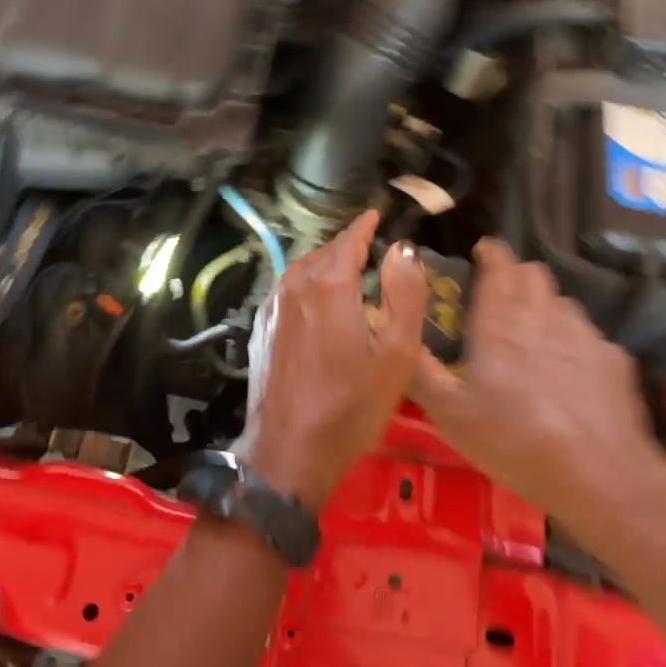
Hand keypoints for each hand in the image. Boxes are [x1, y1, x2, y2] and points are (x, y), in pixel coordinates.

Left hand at [245, 211, 428, 507]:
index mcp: (328, 285)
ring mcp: (272, 309)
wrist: (288, 452)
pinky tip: (318, 304)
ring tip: (347, 271)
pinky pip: (287, 292)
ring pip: (301, 270)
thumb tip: (404, 248)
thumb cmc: (352, 405)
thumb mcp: (396, 353)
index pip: (349, 240)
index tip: (377, 214)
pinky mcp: (261, 331)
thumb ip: (405, 294)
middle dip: (347, 245)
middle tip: (371, 246)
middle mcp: (294, 286)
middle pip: (323, 252)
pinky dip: (306, 285)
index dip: (366, 226)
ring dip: (324, 264)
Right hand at [409, 238, 665, 535]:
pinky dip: (571, 343)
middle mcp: (544, 315)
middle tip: (499, 300)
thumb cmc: (514, 441)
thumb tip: (398, 337)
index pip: (500, 264)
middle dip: (516, 276)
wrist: (599, 476)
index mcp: (500, 322)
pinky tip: (567, 377)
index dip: (491, 252)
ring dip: (544, 309)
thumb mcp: (451, 415)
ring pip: (562, 302)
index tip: (482, 255)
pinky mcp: (614, 359)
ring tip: (532, 342)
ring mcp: (584, 334)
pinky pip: (587, 336)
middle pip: (534, 273)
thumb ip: (422, 371)